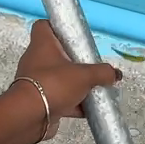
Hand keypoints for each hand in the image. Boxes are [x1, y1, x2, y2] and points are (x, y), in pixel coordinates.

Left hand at [10, 19, 121, 139]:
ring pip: (59, 78)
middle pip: (56, 54)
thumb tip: (115, 74)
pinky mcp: (38, 100)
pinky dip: (72, 103)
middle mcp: (36, 60)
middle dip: (75, 61)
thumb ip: (102, 73)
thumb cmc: (54, 84)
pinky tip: (89, 110)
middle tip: (91, 66)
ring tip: (95, 89)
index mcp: (42, 44)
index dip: (57, 26)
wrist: (29, 117)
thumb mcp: (85, 75)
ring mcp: (36, 81)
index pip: (44, 26)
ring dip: (76, 85)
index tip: (74, 35)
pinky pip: (58, 98)